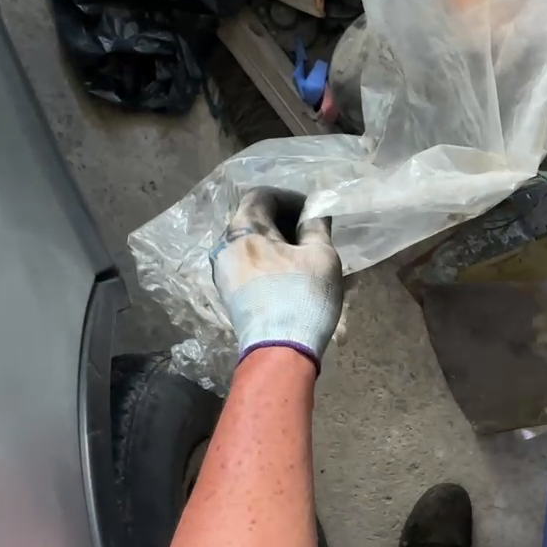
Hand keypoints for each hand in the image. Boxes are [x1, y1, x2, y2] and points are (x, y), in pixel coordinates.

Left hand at [212, 188, 343, 367]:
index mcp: (244, 228)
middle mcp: (225, 246)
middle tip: (311, 235)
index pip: (262, 195)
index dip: (290, 198)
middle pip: (253, 220)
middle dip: (284, 222)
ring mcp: (223, 272)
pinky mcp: (229, 295)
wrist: (280, 351)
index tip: (313, 212)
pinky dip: (268, 263)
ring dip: (277, 245)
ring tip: (304, 259)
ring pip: (251, 246)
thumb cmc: (303, 297)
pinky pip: (248, 266)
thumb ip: (317, 227)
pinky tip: (290, 278)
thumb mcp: (322, 256)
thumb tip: (313, 213)